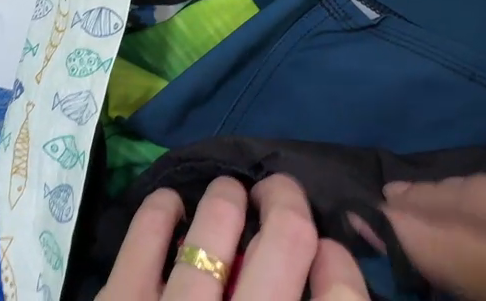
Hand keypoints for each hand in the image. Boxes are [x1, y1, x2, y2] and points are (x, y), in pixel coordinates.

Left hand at [100, 175, 369, 300]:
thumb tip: (328, 273)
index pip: (344, 295)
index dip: (343, 266)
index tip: (331, 253)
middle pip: (286, 242)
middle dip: (288, 206)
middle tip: (281, 198)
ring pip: (214, 235)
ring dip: (226, 201)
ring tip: (229, 194)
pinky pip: (141, 245)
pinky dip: (158, 213)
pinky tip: (169, 204)